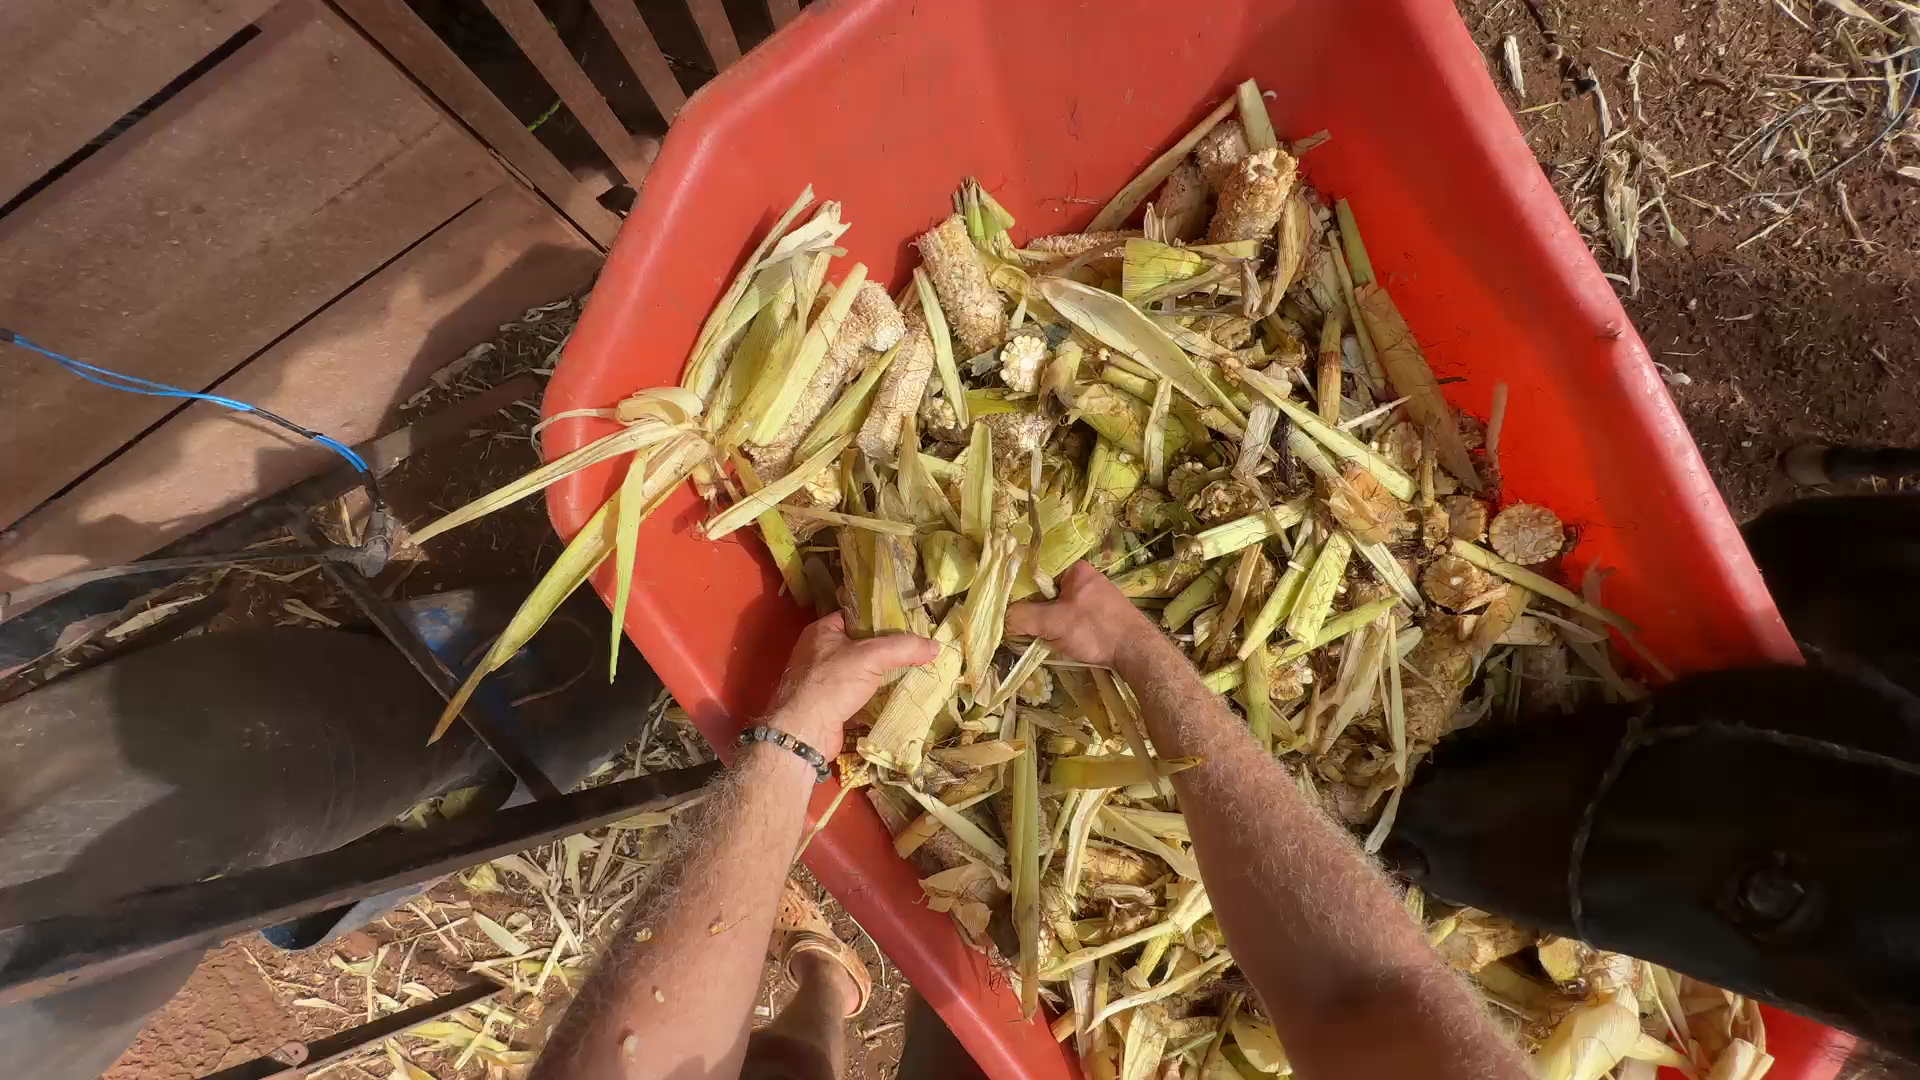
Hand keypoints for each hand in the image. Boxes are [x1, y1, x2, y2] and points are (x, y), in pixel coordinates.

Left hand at [764, 612, 937, 755]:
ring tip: (914, 669)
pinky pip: (859, 692)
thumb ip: (903, 647)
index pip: (857, 617)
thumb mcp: (870, 656)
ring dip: (883, 673)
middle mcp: (820, 652)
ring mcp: (823, 680)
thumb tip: (936, 646)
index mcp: (822, 631)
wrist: (805, 732)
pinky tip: (897, 693)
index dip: (882, 619)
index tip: (909, 624)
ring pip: (861, 670)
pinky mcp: (831, 704)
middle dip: (887, 648)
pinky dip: (876, 694)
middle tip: (915, 648)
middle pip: (862, 644)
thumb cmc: (831, 683)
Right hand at [1006, 561, 1155, 669]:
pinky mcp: (1097, 614)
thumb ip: (1022, 617)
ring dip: (1046, 624)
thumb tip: (999, 619)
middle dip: (1033, 611)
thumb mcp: (1054, 623)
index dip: (1018, 590)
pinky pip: (1067, 617)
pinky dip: (1059, 629)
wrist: (1137, 653)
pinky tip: (1058, 641)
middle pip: (1043, 592)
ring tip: (1041, 637)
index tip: (1007, 608)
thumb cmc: (1096, 629)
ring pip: (1055, 607)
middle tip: (1022, 628)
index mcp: (1074, 569)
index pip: (1035, 573)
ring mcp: (1091, 597)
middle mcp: (1083, 578)